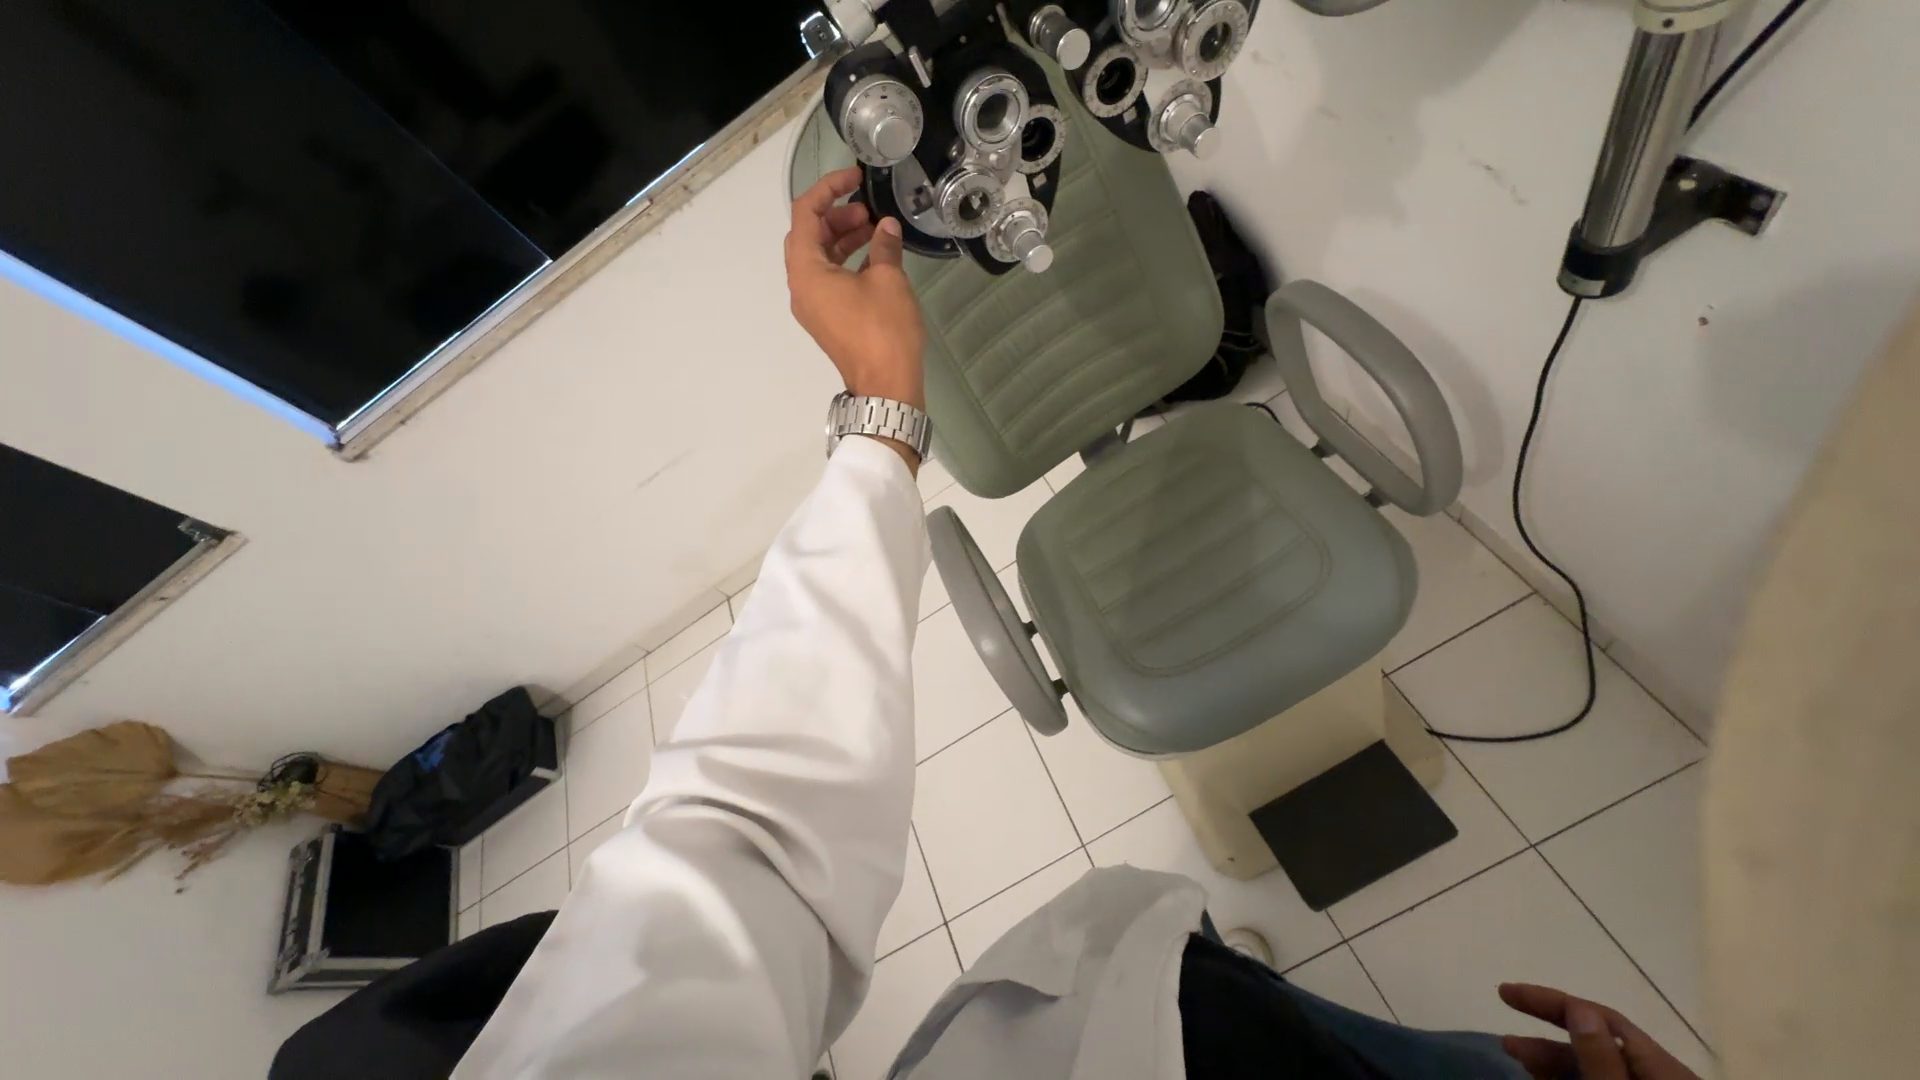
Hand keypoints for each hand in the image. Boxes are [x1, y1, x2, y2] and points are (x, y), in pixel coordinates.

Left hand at [784, 166, 926, 410]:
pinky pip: (828, 280)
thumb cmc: (884, 330)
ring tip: (874, 230)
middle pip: (807, 237)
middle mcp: (801, 287)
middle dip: (835, 216)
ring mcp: (812, 307)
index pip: (804, 214)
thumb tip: (886, 227)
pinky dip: (845, 263)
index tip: (855, 179)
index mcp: (806, 272)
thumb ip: (884, 246)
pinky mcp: (827, 320)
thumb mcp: (888, 280)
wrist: (886, 386)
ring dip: (842, 239)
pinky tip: (873, 258)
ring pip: (818, 259)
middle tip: (867, 211)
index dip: (828, 188)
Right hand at [1499, 983, 1700, 1079]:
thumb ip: (1600, 1057)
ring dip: (1554, 1057)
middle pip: (1598, 1040)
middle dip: (1547, 1034)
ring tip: (1518, 1058)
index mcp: (1663, 1064)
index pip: (1601, 1015)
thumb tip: (1577, 1007)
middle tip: (1506, 1038)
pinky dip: (1572, 1074)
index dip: (1551, 1000)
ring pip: (1598, 1064)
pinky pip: (1604, 1079)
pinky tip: (1545, 1076)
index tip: (1505, 993)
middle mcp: (1661, 1071)